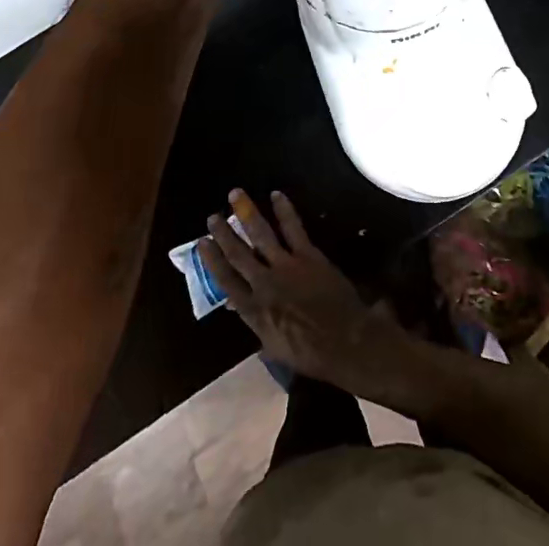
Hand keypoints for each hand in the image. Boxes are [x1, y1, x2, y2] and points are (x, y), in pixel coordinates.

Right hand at [200, 190, 425, 404]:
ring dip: (246, 213)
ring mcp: (286, 266)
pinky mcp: (308, 256)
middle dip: (223, 233)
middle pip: (238, 253)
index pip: (225, 280)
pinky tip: (276, 195)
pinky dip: (284, 210)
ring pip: (260, 234)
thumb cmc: (311, 354)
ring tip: (235, 194)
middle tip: (212, 216)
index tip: (202, 243)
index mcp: (254, 310)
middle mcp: (264, 284)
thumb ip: (256, 324)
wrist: (346, 343)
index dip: (212, 260)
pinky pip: (293, 228)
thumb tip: (238, 308)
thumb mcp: (275, 348)